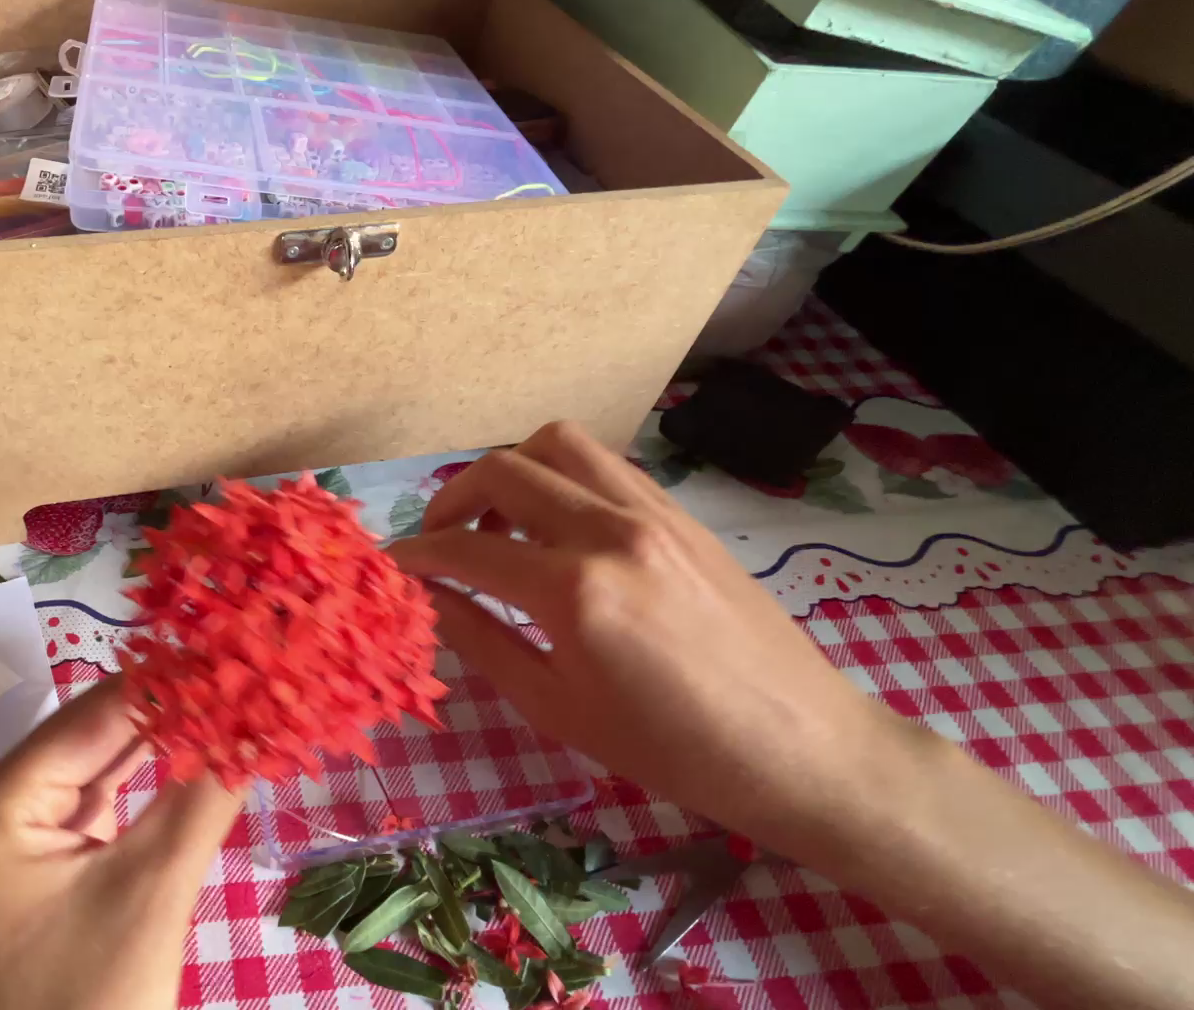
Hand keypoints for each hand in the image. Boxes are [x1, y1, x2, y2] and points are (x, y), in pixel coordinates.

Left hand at [0, 677, 244, 1009]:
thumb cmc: (82, 1008)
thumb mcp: (148, 896)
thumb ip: (202, 798)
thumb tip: (257, 720)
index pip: (99, 712)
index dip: (174, 680)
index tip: (237, 649)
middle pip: (99, 733)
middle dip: (176, 708)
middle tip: (246, 673)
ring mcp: (18, 832)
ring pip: (105, 764)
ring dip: (170, 740)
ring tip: (234, 699)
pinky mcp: (45, 860)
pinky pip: (103, 801)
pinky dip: (154, 782)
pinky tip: (202, 753)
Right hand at [389, 424, 1193, 1009]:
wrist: (801, 747)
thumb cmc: (668, 748)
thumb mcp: (554, 706)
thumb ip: (479, 639)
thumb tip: (428, 597)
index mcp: (574, 589)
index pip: (465, 549)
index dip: (416, 554)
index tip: (392, 564)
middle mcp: (609, 529)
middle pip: (502, 470)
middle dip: (450, 499)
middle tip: (439, 541)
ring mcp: (651, 510)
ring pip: (554, 445)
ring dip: (508, 473)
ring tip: (498, 524)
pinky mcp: (678, 512)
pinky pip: (600, 465)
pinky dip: (558, 478)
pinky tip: (556, 528)